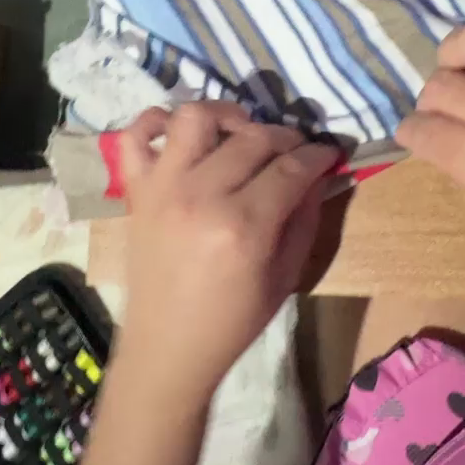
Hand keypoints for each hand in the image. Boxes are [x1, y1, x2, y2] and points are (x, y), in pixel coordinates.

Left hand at [114, 102, 336, 397]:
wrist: (167, 349)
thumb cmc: (233, 320)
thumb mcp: (286, 274)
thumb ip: (305, 216)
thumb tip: (318, 172)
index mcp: (243, 227)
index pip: (291, 167)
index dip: (318, 154)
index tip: (329, 152)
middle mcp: (201, 196)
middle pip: (253, 138)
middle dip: (286, 137)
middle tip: (295, 150)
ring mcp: (163, 188)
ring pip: (195, 117)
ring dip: (226, 115)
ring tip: (241, 132)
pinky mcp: (136, 190)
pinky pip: (136, 135)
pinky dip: (156, 121)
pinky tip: (182, 135)